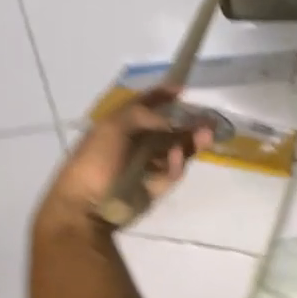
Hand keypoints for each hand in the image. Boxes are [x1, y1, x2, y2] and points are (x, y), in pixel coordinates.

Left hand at [36, 88, 212, 228]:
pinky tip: (175, 159)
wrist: (87, 206)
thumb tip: (172, 117)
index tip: (183, 90)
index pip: (145, 105)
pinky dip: (177, 163)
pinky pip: (174, 169)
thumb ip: (143, 112)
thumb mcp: (113, 126)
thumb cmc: (95, 160)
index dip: (163, 95)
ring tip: (207, 134)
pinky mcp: (158, 184)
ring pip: (177, 147)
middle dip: (189, 120)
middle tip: (209, 118)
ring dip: (192, 139)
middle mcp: (136, 142)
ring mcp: (148, 164)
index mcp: (120, 126)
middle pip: (169, 126)